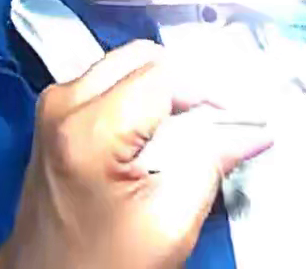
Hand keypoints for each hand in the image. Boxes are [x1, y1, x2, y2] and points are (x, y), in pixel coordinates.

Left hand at [0, 40, 271, 268]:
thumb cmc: (106, 263)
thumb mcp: (169, 224)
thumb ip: (210, 163)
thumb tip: (251, 128)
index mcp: (90, 129)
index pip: (160, 77)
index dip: (205, 88)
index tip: (238, 112)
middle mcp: (65, 98)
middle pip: (140, 58)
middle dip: (183, 81)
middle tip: (216, 117)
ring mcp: (55, 97)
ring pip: (124, 62)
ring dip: (161, 85)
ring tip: (189, 125)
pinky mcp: (54, 103)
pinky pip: (107, 76)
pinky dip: (138, 91)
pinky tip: (156, 127)